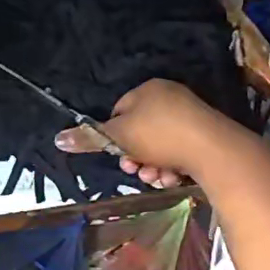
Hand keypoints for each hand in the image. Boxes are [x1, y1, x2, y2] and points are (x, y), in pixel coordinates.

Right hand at [53, 80, 245, 187]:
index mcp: (147, 90)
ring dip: (152, 167)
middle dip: (135, 157)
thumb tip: (57, 138)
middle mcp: (169, 98)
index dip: (113, 136)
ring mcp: (190, 117)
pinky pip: (179, 151)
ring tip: (156, 178)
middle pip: (139, 132)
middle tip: (135, 171)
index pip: (119, 112)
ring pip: (159, 147)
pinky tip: (173, 178)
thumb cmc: (159, 136)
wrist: (212, 149)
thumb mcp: (118, 138)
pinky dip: (172, 167)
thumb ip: (88, 139)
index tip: (116, 154)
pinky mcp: (205, 136)